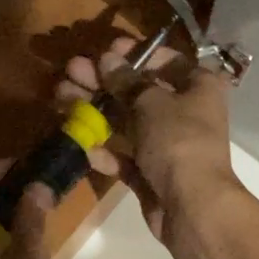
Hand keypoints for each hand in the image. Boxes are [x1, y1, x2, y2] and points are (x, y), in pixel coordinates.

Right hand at [59, 37, 237, 241]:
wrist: (191, 207)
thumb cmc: (178, 141)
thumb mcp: (151, 103)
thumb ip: (126, 82)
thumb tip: (107, 59)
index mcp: (198, 87)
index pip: (165, 61)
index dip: (133, 55)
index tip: (104, 51)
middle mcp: (185, 114)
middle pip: (139, 93)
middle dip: (103, 83)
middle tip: (71, 72)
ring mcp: (167, 146)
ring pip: (127, 124)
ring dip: (95, 112)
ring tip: (61, 99)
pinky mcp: (151, 174)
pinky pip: (125, 157)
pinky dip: (105, 151)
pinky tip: (80, 144)